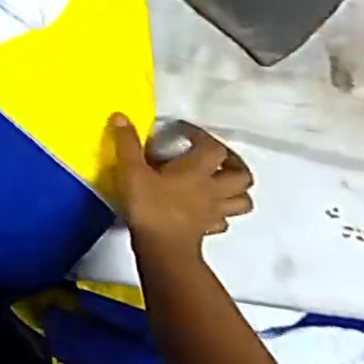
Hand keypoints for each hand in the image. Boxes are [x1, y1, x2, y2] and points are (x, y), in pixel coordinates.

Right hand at [111, 115, 253, 258]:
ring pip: (243, 200)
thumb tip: (121, 116)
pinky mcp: (208, 229)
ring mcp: (214, 212)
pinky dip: (219, 212)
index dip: (202, 136)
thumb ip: (127, 143)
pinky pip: (223, 219)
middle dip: (233, 163)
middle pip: (242, 175)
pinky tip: (205, 209)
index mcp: (197, 171)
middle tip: (215, 157)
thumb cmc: (149, 205)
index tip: (184, 132)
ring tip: (219, 183)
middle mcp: (213, 190)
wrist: (163, 246)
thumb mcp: (131, 169)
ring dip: (235, 189)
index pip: (214, 148)